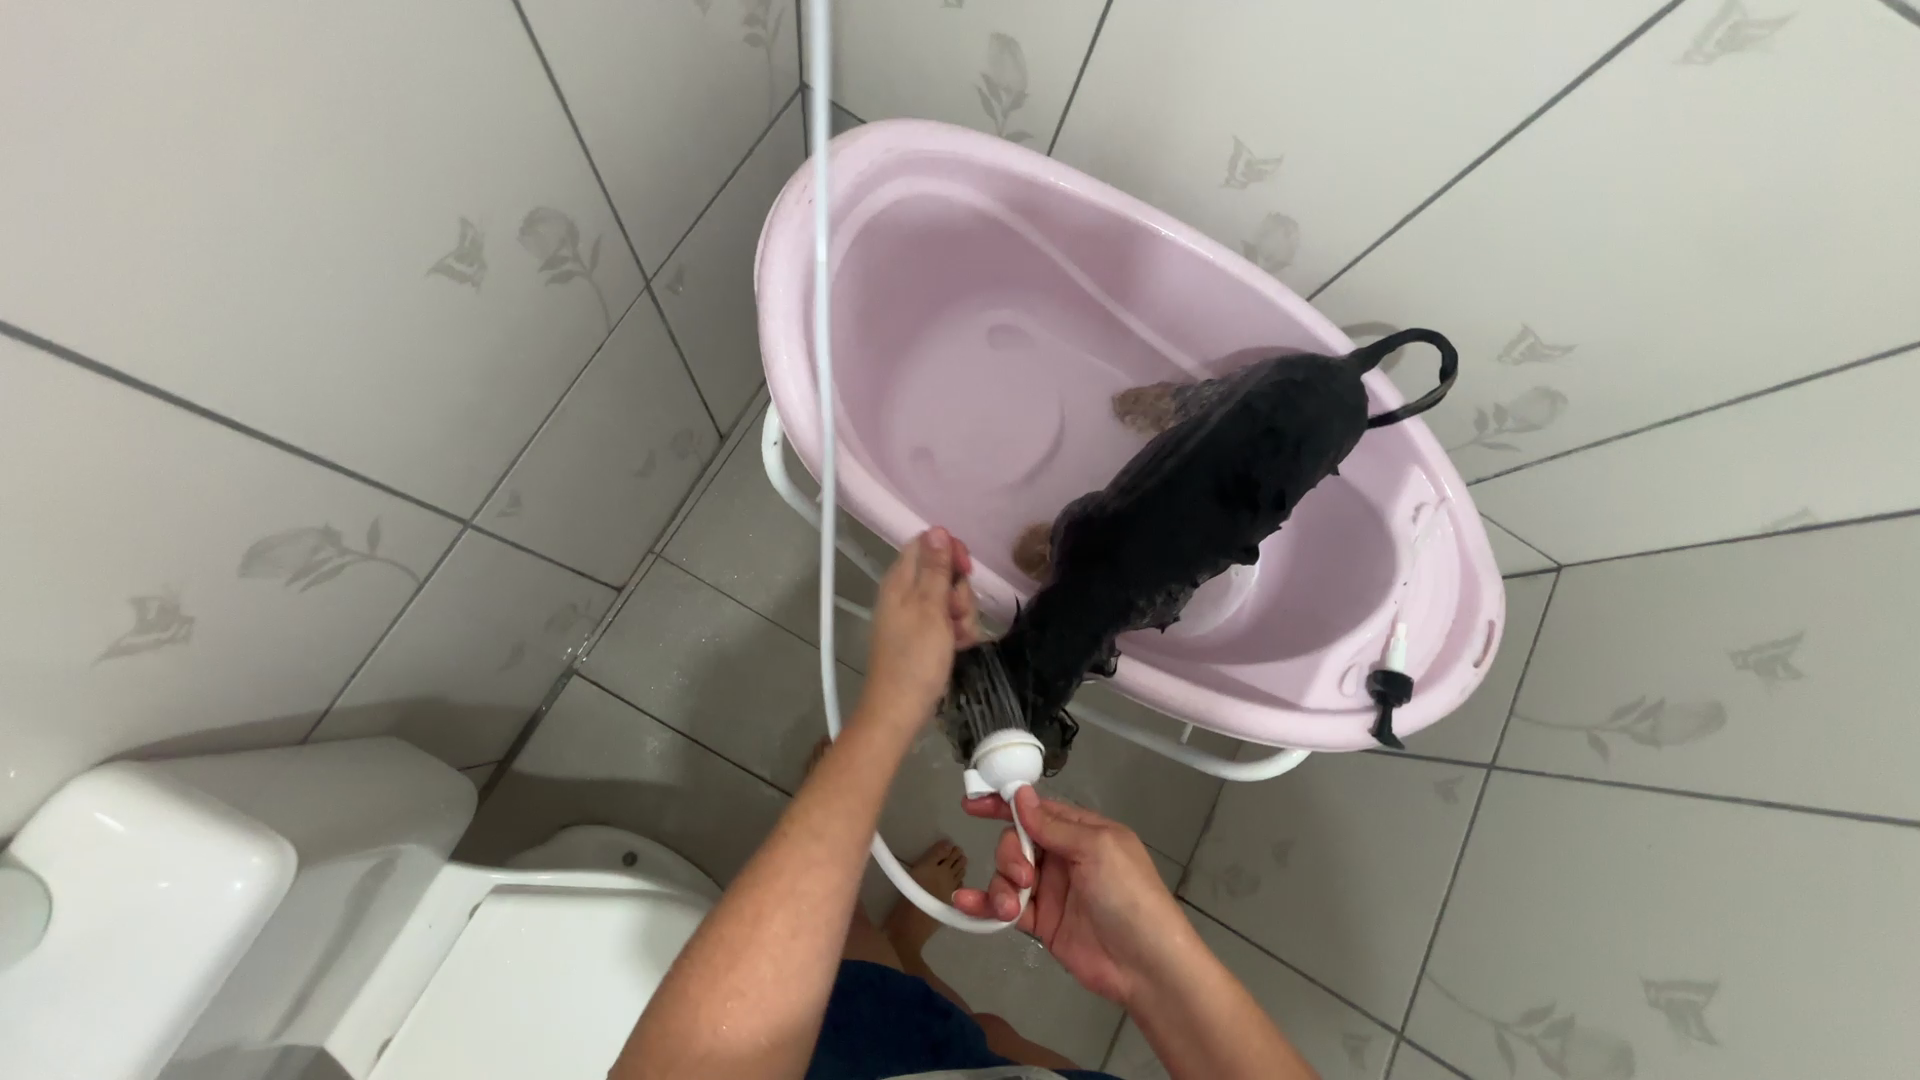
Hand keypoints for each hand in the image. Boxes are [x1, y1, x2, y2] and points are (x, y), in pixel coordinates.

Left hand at [858, 527, 981, 727]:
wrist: (900, 710)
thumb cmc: (915, 659)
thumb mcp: (931, 609)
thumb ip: (936, 569)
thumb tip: (937, 529)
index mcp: (900, 581)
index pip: (927, 544)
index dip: (950, 552)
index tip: (965, 571)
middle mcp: (905, 594)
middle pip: (944, 572)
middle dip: (960, 592)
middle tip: (954, 614)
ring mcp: (915, 616)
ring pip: (951, 599)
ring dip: (963, 616)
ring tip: (956, 638)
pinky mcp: (925, 636)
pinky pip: (949, 622)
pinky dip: (958, 632)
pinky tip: (958, 648)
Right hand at [953, 787, 1188, 1005]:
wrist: (1146, 966)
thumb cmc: (1129, 895)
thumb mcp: (1097, 850)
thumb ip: (1053, 826)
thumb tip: (1020, 793)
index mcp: (1081, 831)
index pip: (1037, 810)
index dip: (1005, 804)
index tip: (973, 805)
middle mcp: (1063, 856)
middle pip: (1017, 841)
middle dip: (1010, 855)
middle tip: (1024, 877)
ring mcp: (1051, 890)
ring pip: (1008, 874)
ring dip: (1000, 885)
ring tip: (1010, 907)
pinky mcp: (1042, 922)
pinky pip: (1005, 906)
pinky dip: (983, 904)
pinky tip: (964, 904)